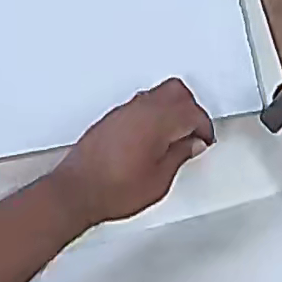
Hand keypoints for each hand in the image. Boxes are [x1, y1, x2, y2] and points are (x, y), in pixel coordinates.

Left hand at [47, 78, 214, 225]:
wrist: (77, 191)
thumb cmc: (112, 188)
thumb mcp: (159, 180)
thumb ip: (179, 155)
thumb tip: (191, 144)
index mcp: (156, 121)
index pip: (191, 111)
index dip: (204, 126)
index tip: (205, 139)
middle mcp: (139, 109)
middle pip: (176, 91)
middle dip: (191, 108)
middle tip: (196, 131)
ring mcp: (123, 111)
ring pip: (157, 93)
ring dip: (172, 108)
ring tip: (177, 135)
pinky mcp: (112, 118)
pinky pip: (141, 103)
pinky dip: (154, 113)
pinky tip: (155, 136)